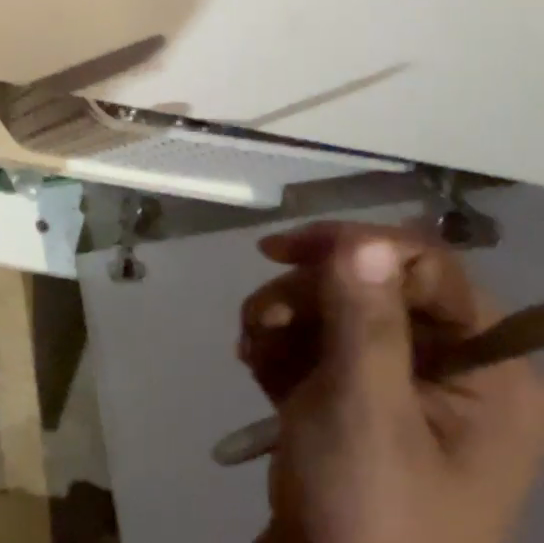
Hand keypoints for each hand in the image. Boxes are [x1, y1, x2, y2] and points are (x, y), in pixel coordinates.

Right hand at [238, 222, 543, 542]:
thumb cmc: (369, 498)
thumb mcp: (363, 407)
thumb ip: (368, 322)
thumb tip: (365, 241)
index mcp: (486, 372)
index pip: (430, 269)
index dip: (357, 247)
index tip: (280, 250)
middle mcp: (453, 371)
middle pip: (370, 287)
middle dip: (303, 294)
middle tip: (260, 322)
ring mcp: (403, 389)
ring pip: (332, 313)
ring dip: (279, 321)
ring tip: (253, 354)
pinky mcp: (356, 403)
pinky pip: (313, 347)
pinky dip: (277, 348)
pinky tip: (258, 372)